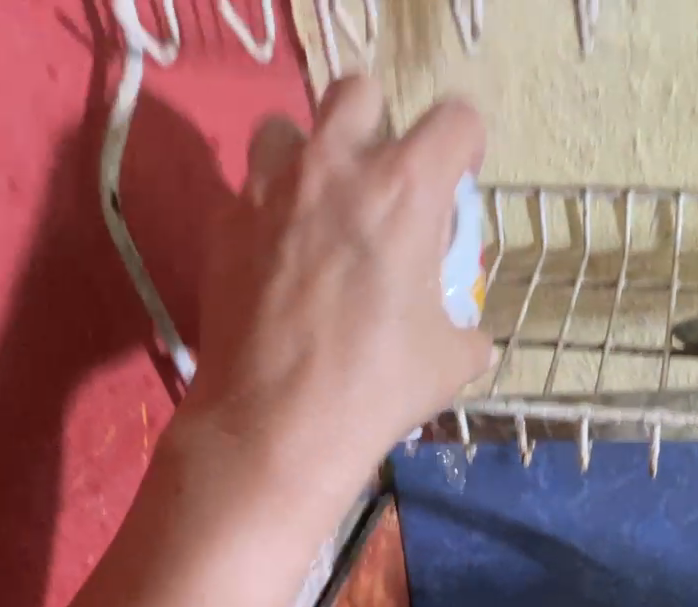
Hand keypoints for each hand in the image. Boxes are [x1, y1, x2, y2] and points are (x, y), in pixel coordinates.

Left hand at [169, 76, 492, 482]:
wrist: (280, 424)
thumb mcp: (452, 362)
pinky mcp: (225, 223)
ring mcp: (269, 190)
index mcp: (406, 190)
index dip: (466, 148)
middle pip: (359, 92)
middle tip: (383, 186)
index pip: (456, 120)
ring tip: (320, 211)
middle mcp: (335, 168)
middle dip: (379, 127)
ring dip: (310, 156)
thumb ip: (468, 331)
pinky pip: (249, 191)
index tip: (458, 183)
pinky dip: (269, 212)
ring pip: (286, 128)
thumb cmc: (379, 387)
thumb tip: (472, 339)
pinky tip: (279, 261)